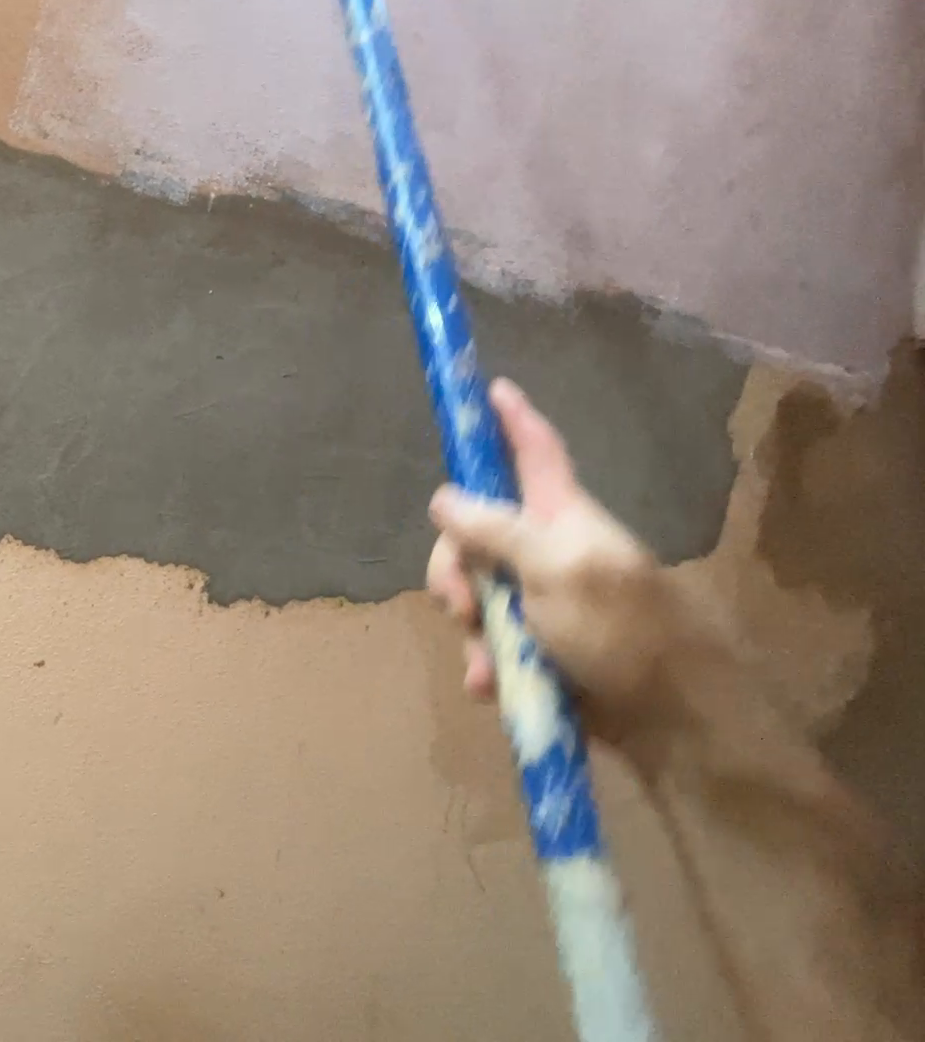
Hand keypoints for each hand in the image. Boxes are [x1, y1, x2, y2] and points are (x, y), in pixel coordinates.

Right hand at [425, 378, 696, 747]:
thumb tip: (442, 497)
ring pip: (469, 591)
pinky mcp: (532, 642)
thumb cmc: (626, 636)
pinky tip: (492, 683)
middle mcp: (545, 550)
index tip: (491, 388)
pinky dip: (483, 662)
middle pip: (471, 534)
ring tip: (489, 664)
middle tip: (459, 607)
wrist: (674, 727)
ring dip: (469, 628)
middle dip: (453, 570)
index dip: (512, 421)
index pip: (535, 454)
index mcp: (562, 519)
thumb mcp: (559, 573)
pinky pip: (483, 639)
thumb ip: (497, 532)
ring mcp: (537, 598)